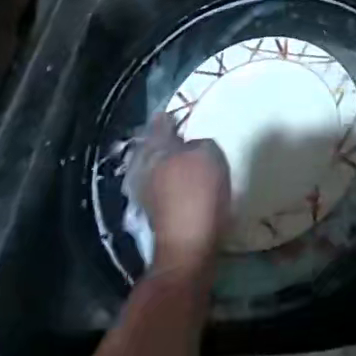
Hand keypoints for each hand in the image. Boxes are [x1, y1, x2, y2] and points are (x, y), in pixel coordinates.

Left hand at [127, 114, 230, 272]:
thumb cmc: (200, 193)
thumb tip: (191, 147)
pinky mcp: (154, 210)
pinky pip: (158, 182)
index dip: (168, 117)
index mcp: (158, 150)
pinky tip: (178, 177)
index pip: (160, 126)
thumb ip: (199, 143)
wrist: (189, 243)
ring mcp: (146, 191)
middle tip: (176, 132)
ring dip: (162, 159)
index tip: (175, 112)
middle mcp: (145, 168)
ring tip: (179, 154)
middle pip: (151, 147)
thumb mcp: (210, 154)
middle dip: (161, 139)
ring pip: (152, 165)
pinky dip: (165, 176)